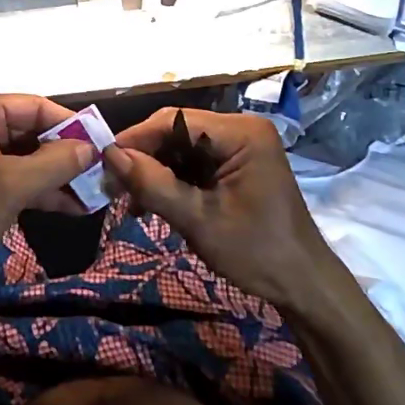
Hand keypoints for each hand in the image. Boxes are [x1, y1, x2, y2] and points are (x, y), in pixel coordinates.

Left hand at [0, 94, 98, 293]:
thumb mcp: (11, 186)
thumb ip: (56, 162)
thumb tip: (91, 147)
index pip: (34, 106)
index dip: (71, 125)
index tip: (105, 146)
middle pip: (29, 131)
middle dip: (66, 155)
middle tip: (103, 174)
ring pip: (23, 158)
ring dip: (56, 176)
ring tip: (93, 195)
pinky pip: (11, 178)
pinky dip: (37, 190)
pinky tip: (68, 207)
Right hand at [104, 108, 339, 308]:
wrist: (301, 284)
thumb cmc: (256, 252)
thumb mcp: (198, 219)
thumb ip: (154, 184)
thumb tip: (110, 156)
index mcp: (241, 133)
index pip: (174, 120)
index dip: (135, 138)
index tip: (102, 162)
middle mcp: (240, 130)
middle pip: (175, 131)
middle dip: (143, 157)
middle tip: (111, 186)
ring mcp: (239, 147)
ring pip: (179, 148)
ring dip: (153, 172)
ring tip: (128, 201)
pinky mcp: (234, 165)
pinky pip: (192, 163)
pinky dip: (169, 181)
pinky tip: (150, 204)